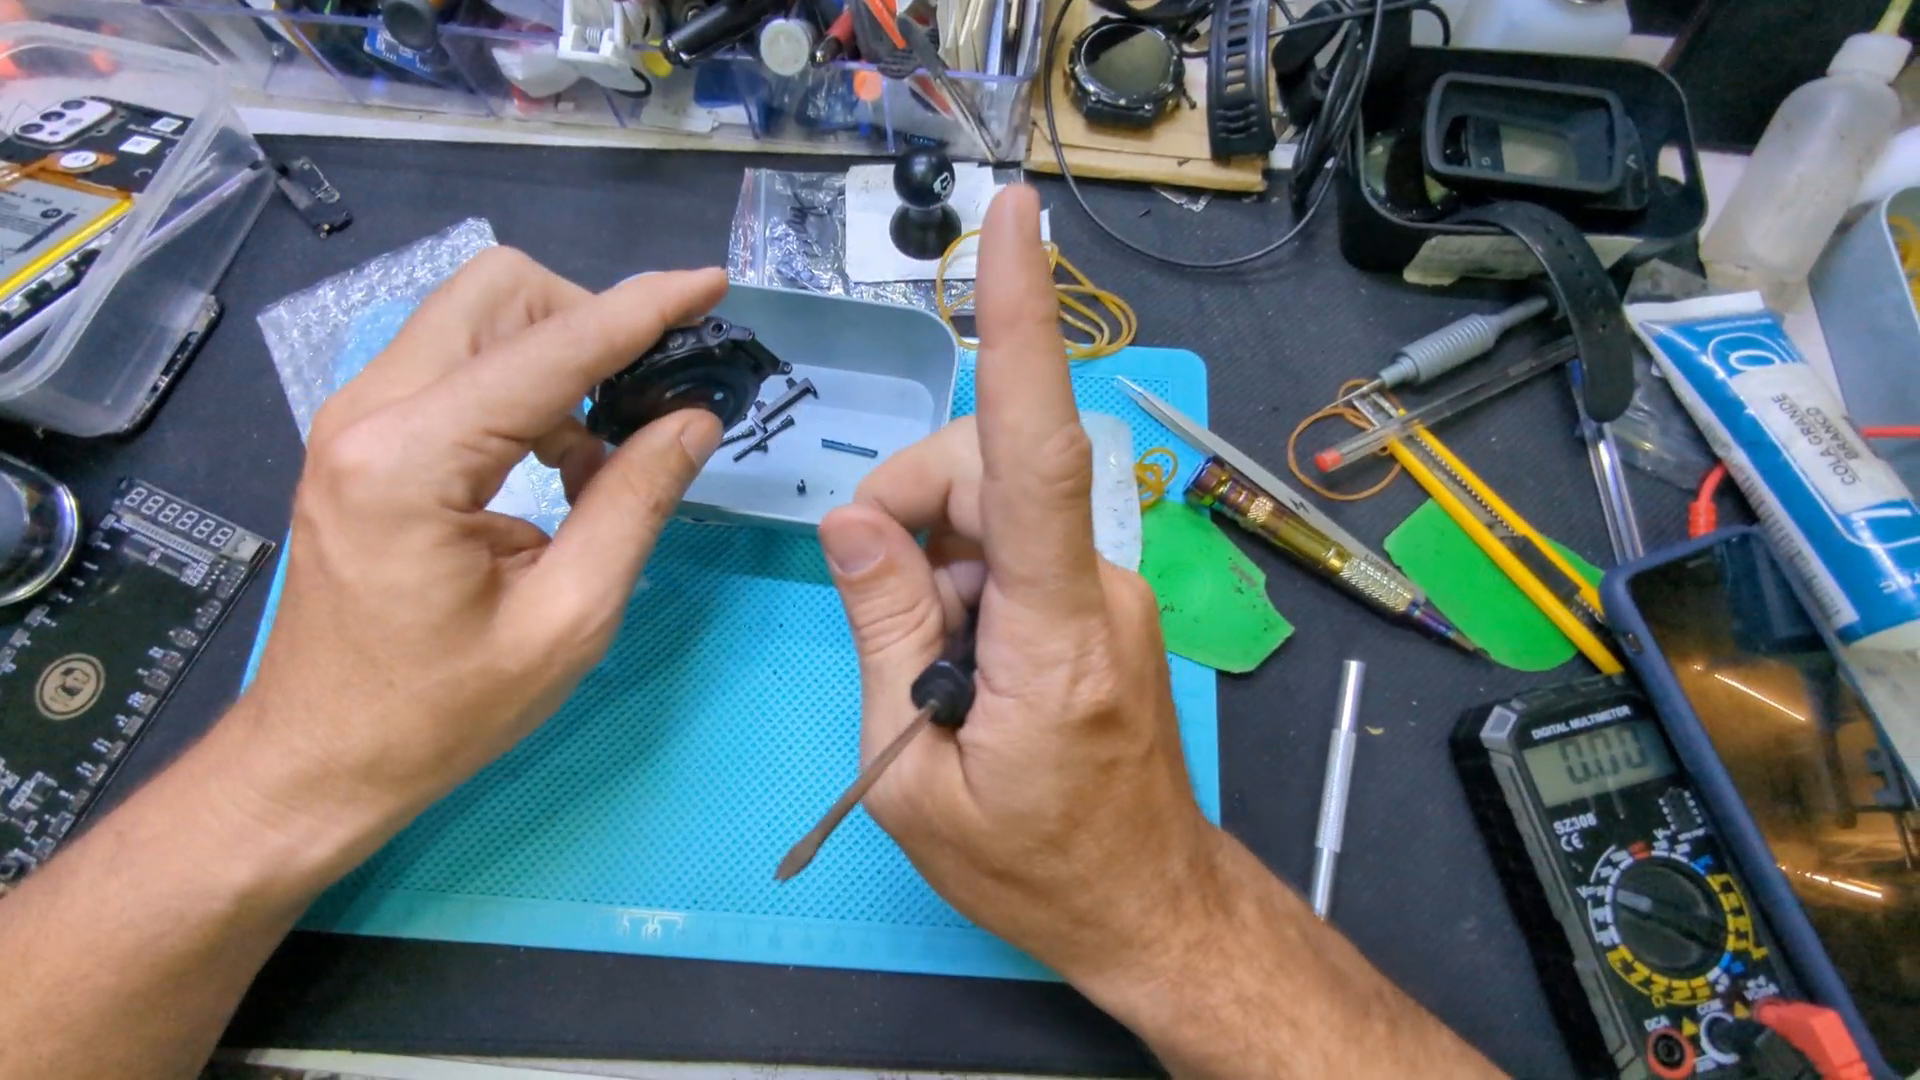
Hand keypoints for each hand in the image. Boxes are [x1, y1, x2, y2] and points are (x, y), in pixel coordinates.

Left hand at [241, 250, 726, 855]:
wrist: (324, 757)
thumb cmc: (449, 707)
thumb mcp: (574, 615)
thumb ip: (638, 502)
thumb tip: (696, 418)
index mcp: (414, 460)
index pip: (551, 348)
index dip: (642, 309)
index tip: (709, 284)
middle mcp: (371, 412)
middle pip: (498, 291)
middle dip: (592, 320)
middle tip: (649, 397)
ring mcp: (360, 418)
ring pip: (482, 318)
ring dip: (567, 362)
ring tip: (608, 457)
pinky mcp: (369, 436)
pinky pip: (469, 367)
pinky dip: (536, 394)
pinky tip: (565, 468)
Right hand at [814, 187, 1218, 992]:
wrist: (1147, 906)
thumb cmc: (1034, 866)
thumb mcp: (911, 773)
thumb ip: (885, 633)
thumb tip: (852, 522)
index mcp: (1054, 629)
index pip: (1035, 451)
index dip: (1022, 327)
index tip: (1015, 222)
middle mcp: (1094, 584)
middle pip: (992, 468)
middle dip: (914, 501)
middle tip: (877, 591)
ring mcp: (1105, 589)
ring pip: (997, 510)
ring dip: (935, 558)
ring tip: (932, 662)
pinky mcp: (1101, 603)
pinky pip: (1016, 550)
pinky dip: (966, 582)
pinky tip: (962, 656)